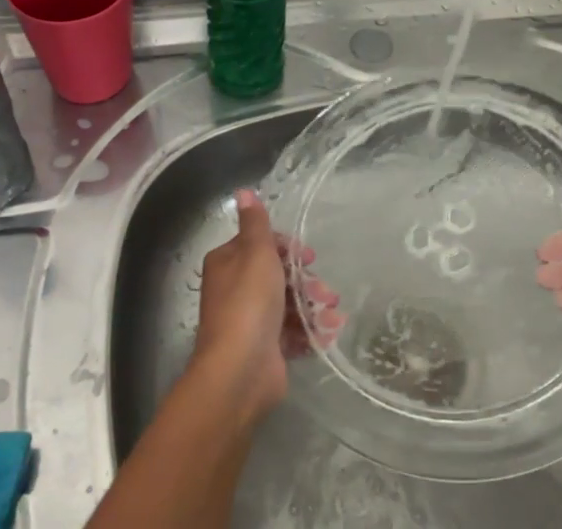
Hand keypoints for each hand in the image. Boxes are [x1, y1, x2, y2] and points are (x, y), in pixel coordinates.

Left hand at [191, 189, 341, 422]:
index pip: (261, 245)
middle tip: (325, 293)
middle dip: (307, 282)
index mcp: (228, 263)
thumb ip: (255, 223)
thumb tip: (243, 191)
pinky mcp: (266, 349)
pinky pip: (292, 333)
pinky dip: (311, 331)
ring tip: (333, 316)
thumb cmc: (249, 304)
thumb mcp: (255, 253)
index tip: (308, 257)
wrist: (240, 370)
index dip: (288, 249)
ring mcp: (251, 321)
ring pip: (289, 305)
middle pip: (278, 276)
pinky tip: (328, 334)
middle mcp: (236, 290)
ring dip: (314, 308)